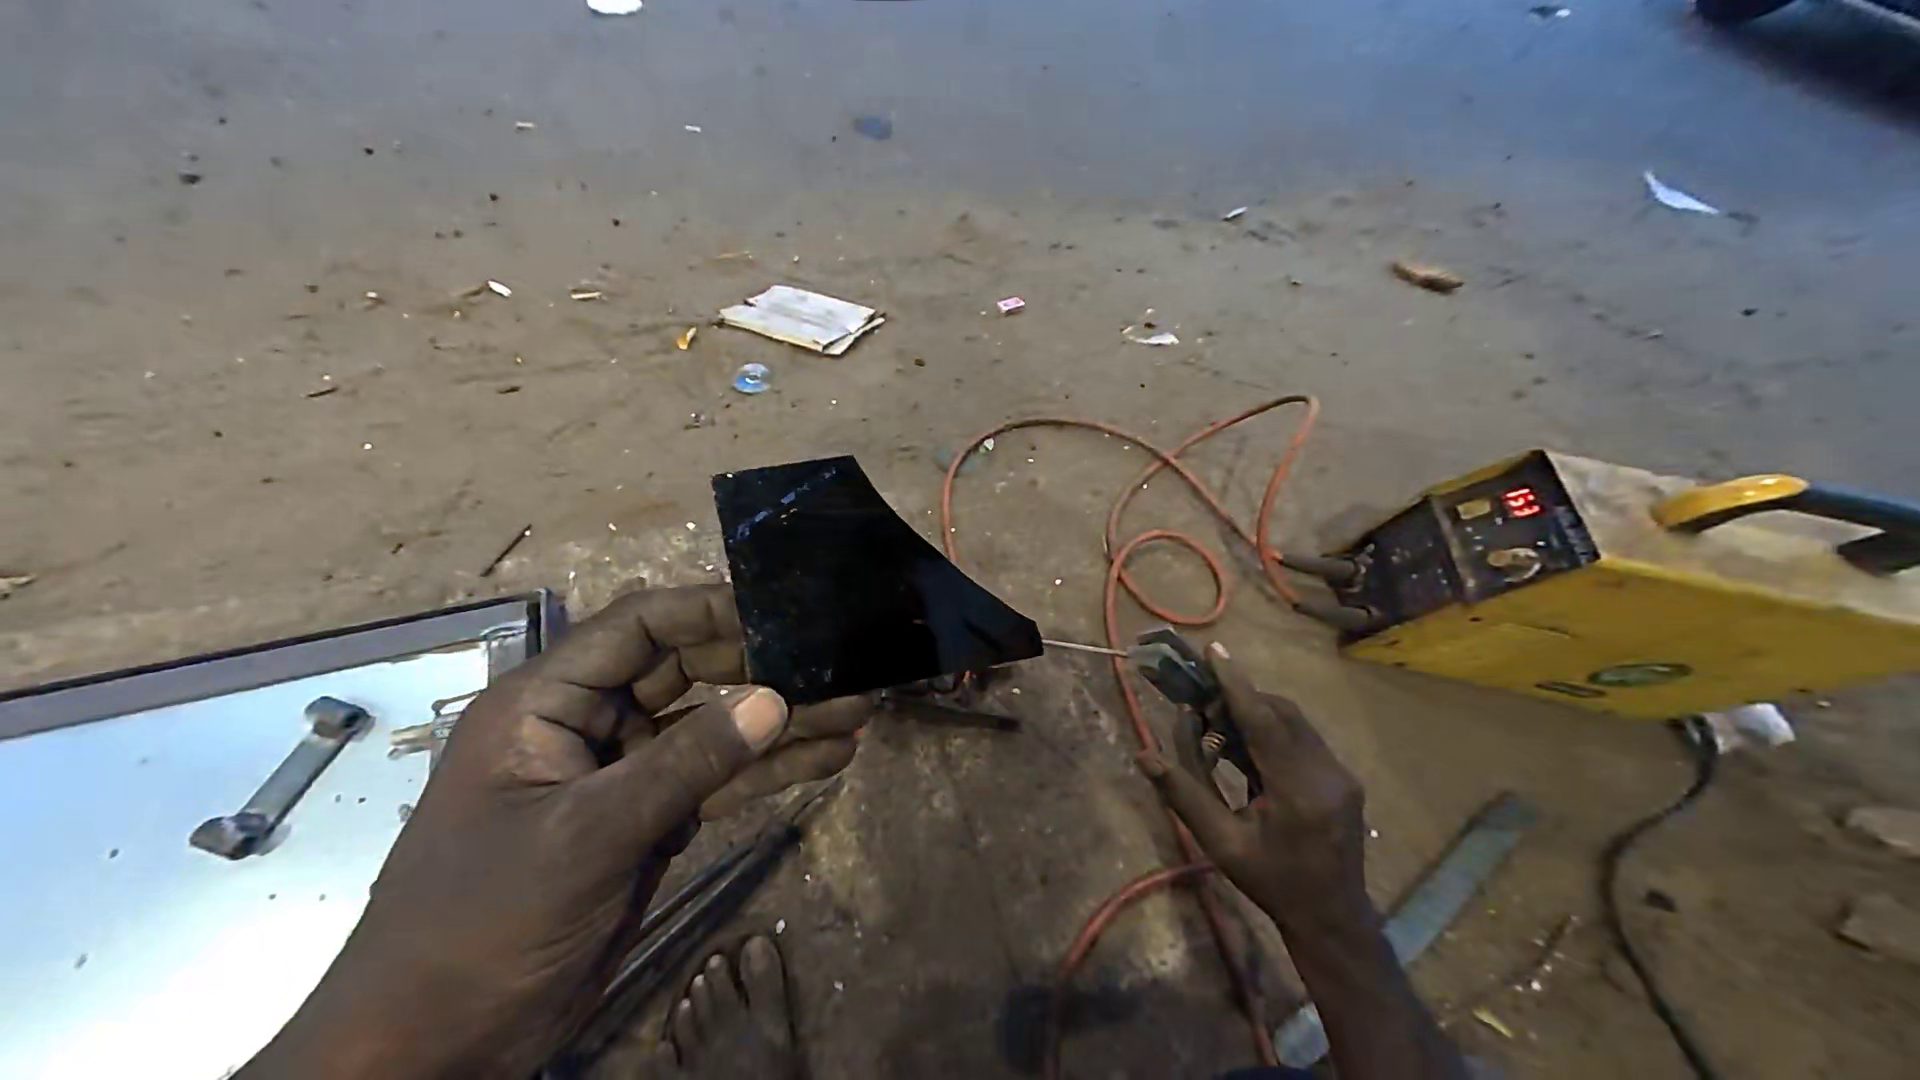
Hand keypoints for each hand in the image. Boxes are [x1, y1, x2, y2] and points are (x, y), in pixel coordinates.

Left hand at [243, 585, 868, 1079]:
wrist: (440, 1049)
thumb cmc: (484, 923)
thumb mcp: (587, 834)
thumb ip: (686, 762)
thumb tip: (774, 700)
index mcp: (550, 701)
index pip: (639, 627)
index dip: (709, 609)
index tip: (780, 607)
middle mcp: (593, 722)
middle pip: (691, 672)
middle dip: (764, 669)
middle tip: (836, 663)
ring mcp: (628, 771)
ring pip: (716, 728)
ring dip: (783, 722)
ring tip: (855, 709)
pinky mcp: (654, 816)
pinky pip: (721, 778)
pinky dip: (771, 769)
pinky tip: (830, 757)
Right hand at [1139, 641, 1369, 931]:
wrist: (1332, 918)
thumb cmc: (1270, 882)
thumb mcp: (1220, 843)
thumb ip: (1183, 793)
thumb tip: (1143, 755)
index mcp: (1298, 791)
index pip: (1264, 721)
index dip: (1235, 683)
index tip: (1214, 650)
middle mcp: (1327, 773)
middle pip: (1279, 712)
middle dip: (1238, 700)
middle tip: (1201, 712)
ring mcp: (1340, 774)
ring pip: (1292, 720)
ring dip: (1253, 714)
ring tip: (1218, 734)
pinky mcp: (1341, 777)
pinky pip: (1301, 736)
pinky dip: (1269, 731)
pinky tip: (1245, 752)